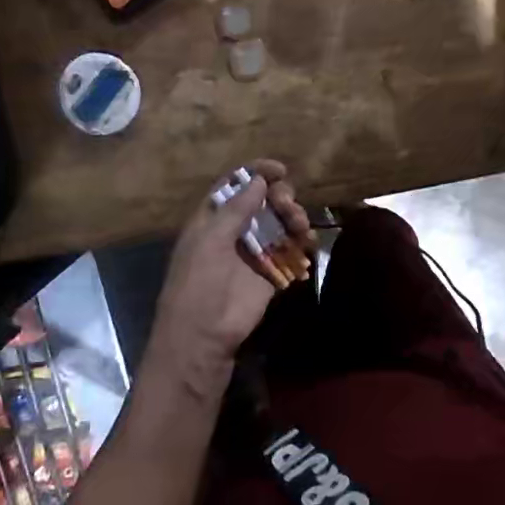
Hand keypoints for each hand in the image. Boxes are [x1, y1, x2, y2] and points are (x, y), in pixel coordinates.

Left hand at [146, 160, 312, 395]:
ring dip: (293, 219)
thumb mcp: (210, 240)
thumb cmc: (198, 283)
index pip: (234, 186)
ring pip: (278, 225)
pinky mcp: (270, 276)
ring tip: (299, 226)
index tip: (279, 169)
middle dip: (279, 197)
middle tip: (286, 205)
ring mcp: (252, 254)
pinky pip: (289, 253)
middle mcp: (233, 232)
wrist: (203, 335)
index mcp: (210, 219)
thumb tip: (259, 181)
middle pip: (261, 203)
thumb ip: (235, 209)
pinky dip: (301, 245)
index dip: (255, 174)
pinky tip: (307, 244)